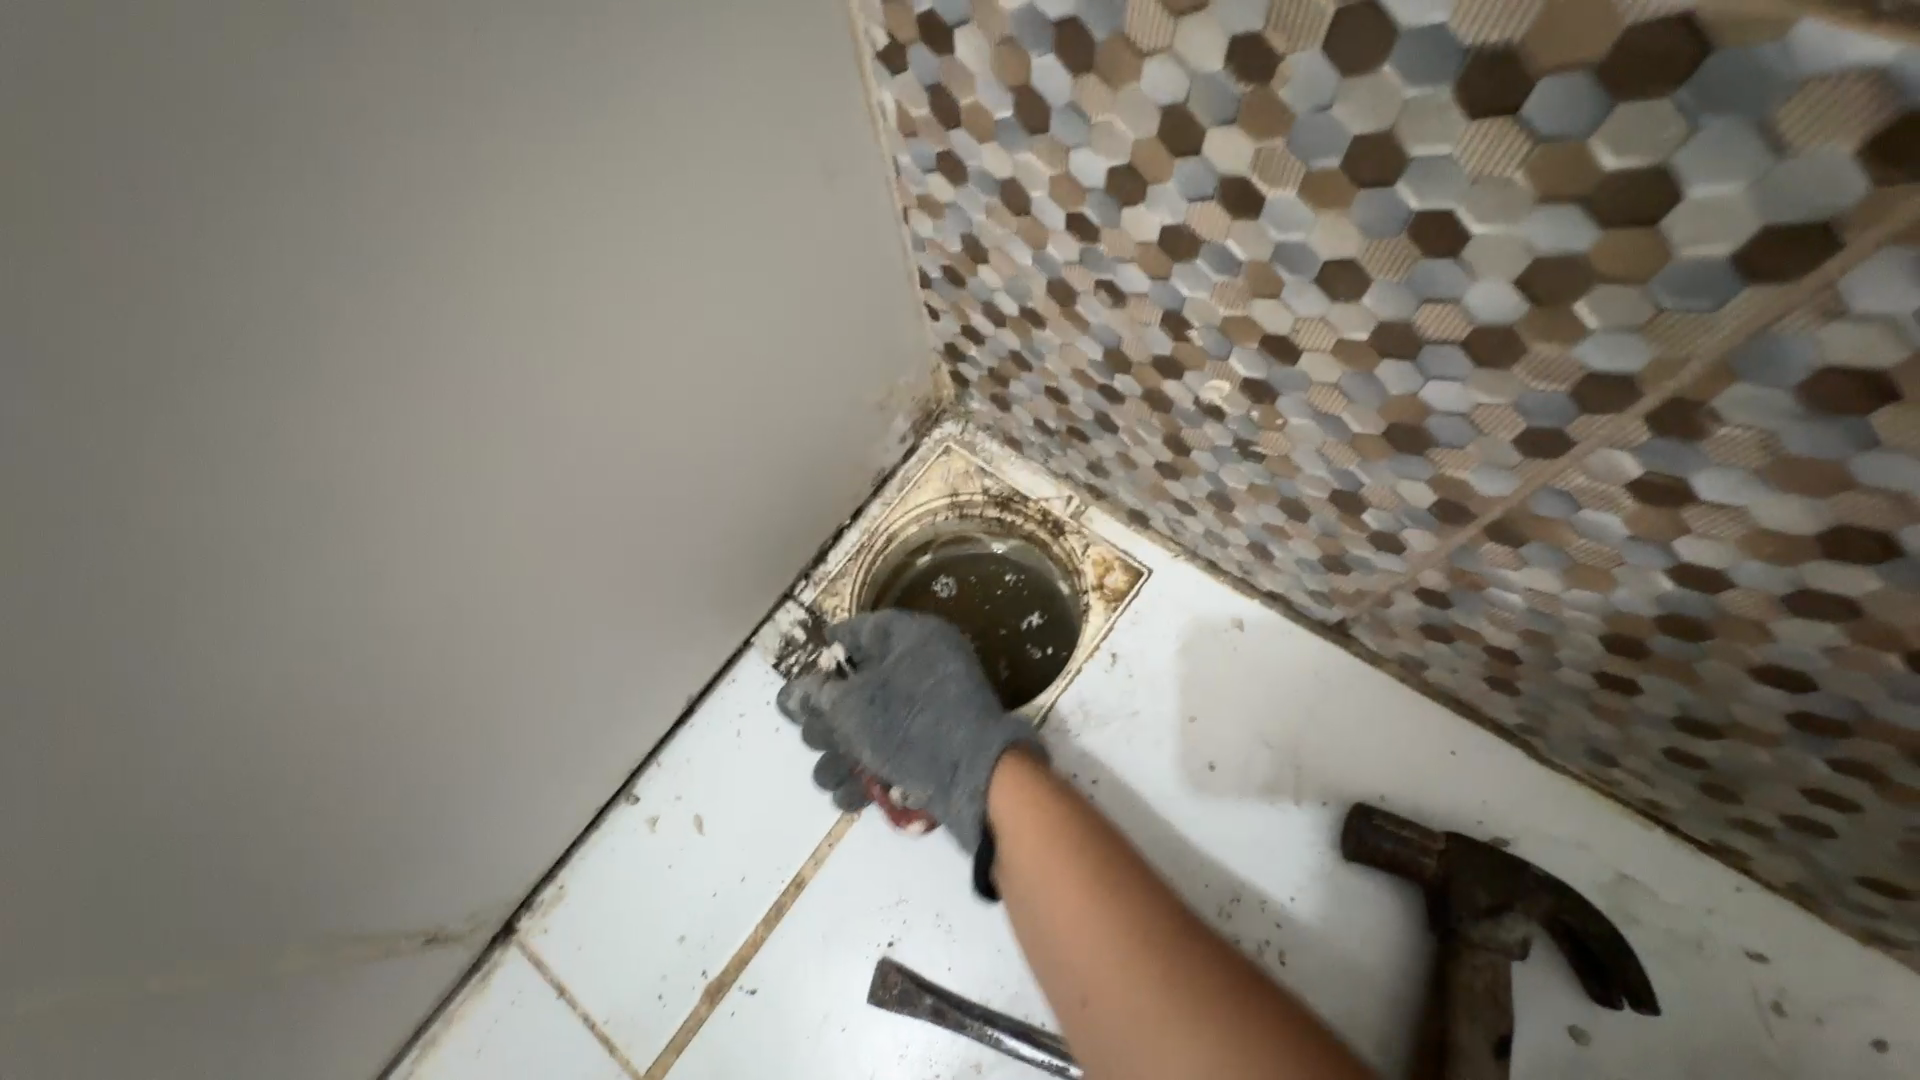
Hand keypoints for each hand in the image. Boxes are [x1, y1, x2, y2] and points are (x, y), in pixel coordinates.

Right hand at [776, 610, 1043, 852]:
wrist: (974, 777)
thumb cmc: (909, 724)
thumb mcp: (852, 705)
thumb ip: (816, 695)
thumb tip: (793, 693)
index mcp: (913, 638)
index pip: (862, 631)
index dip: (829, 651)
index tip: (803, 674)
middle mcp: (923, 668)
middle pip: (862, 682)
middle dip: (829, 715)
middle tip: (813, 735)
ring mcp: (931, 710)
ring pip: (872, 724)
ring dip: (842, 753)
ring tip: (829, 775)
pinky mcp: (933, 748)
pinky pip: (891, 752)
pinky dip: (868, 773)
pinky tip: (849, 795)